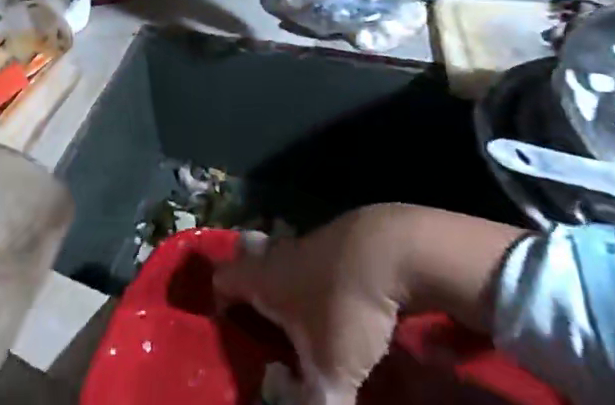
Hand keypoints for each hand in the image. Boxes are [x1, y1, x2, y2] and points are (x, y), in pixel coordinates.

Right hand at [213, 204, 526, 404]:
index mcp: (263, 278)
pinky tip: (340, 303)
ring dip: (290, 283)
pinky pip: (322, 258)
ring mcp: (316, 240)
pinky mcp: (348, 238)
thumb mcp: (329, 375)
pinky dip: (323, 278)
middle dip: (250, 284)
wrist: (397, 249)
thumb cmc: (347, 309)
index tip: (226, 331)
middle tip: (259, 320)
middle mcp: (282, 253)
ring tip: (302, 320)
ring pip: (289, 257)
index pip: (222, 279)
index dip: (217, 303)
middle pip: (251, 257)